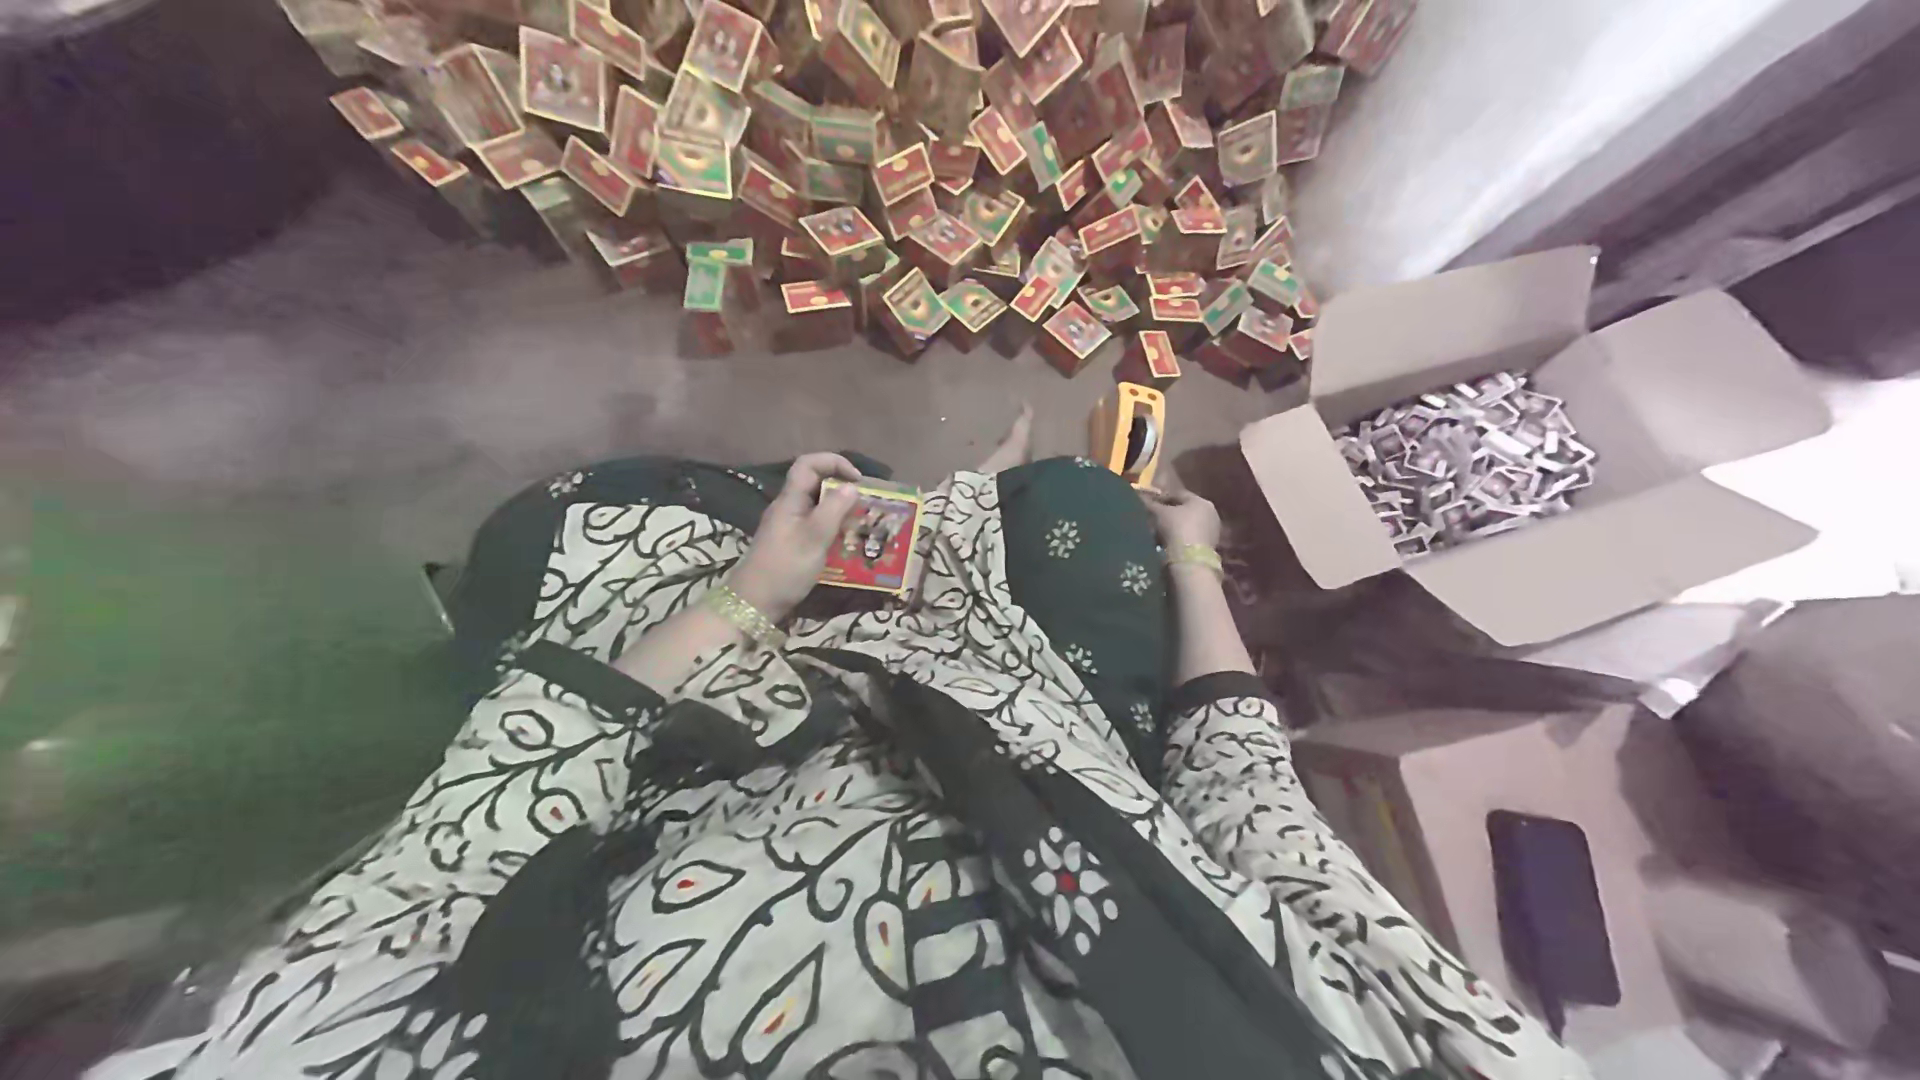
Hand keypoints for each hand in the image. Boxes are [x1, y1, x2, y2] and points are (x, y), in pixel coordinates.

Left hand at [730, 453, 862, 619]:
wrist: (754, 603)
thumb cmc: (785, 567)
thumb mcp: (814, 537)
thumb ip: (834, 509)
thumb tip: (852, 486)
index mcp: (790, 499)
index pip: (809, 464)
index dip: (834, 462)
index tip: (858, 480)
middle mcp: (789, 507)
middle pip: (815, 484)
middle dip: (842, 488)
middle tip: (866, 504)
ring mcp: (789, 526)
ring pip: (818, 506)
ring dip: (840, 510)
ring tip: (862, 523)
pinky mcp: (792, 543)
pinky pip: (816, 525)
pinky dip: (833, 528)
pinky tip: (847, 543)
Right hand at [1140, 487, 1220, 550]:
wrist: (1190, 559)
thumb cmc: (1176, 528)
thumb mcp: (1158, 513)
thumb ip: (1150, 504)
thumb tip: (1141, 498)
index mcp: (1201, 501)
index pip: (1178, 494)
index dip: (1162, 497)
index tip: (1149, 503)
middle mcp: (1211, 513)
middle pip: (1185, 510)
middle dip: (1170, 513)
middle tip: (1153, 518)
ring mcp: (1212, 531)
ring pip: (1188, 525)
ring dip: (1175, 527)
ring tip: (1158, 533)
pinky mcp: (1210, 547)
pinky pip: (1191, 537)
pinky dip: (1181, 538)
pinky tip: (1168, 543)